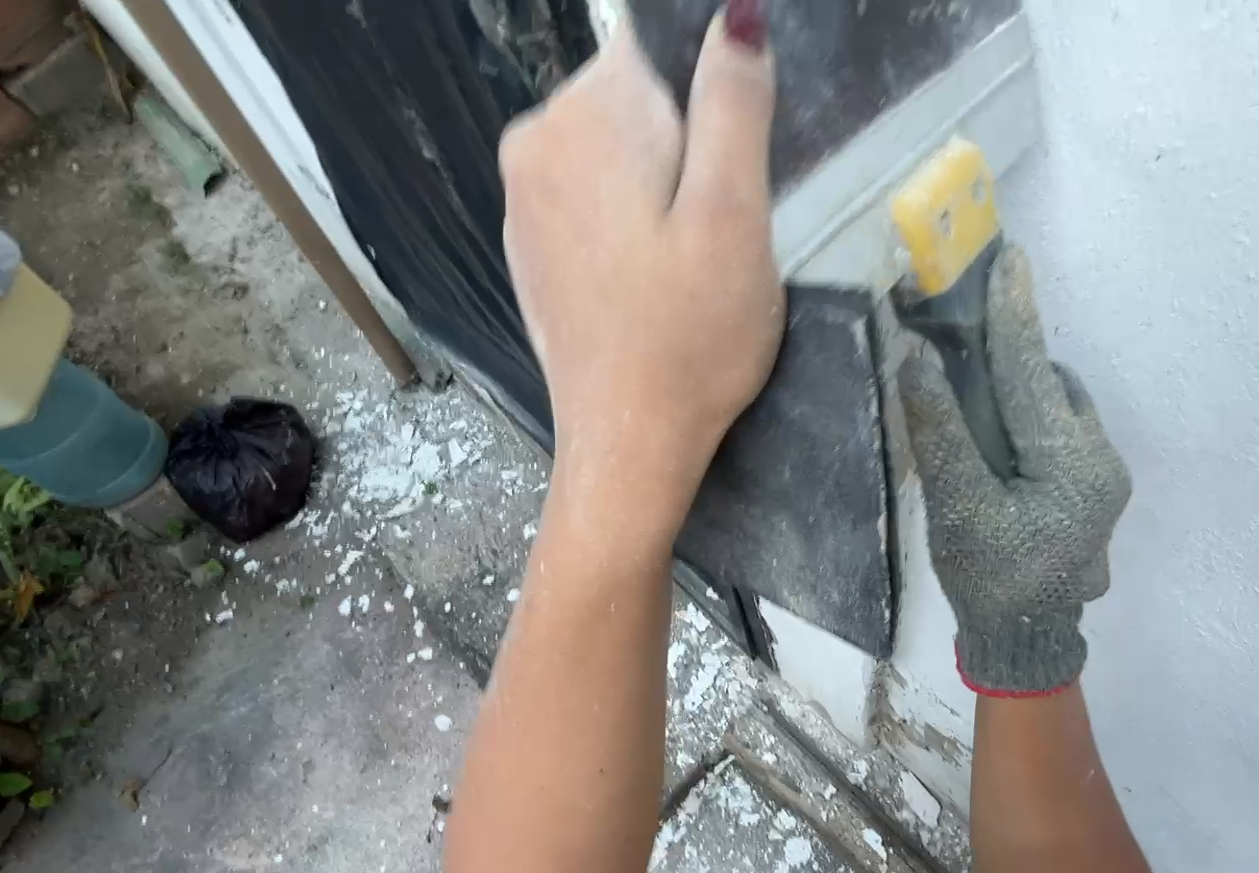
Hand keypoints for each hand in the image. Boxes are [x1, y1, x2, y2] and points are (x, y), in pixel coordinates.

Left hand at [499, 11, 780, 542]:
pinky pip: (594, 211)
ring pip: (619, 164)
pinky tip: (649, 294)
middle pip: (639, 110)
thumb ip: (733, 106)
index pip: (661, 58)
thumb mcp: (735, 218)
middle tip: (713, 244)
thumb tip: (735, 16)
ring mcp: (523, 205)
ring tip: (683, 276)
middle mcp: (533, 145)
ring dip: (663, 204)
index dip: (711, 118)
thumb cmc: (691, 338)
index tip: (727, 191)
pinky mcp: (532, 254)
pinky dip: (630, 236)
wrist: (630, 444)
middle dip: (687, 161)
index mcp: (582, 120)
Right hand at [898, 247, 1130, 695]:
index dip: (1014, 317)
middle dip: (1015, 355)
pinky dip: (1030, 419)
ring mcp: (1103, 474)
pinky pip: (1061, 431)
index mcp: (1072, 463)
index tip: (1008, 258)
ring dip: (1022, 390)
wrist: (1027, 638)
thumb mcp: (959, 509)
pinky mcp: (1094, 486)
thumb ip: (942, 434)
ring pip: (1060, 408)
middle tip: (972, 334)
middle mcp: (1100, 459)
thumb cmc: (989, 579)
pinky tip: (1000, 437)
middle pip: (1051, 386)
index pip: (1033, 375)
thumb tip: (917, 360)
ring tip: (977, 396)